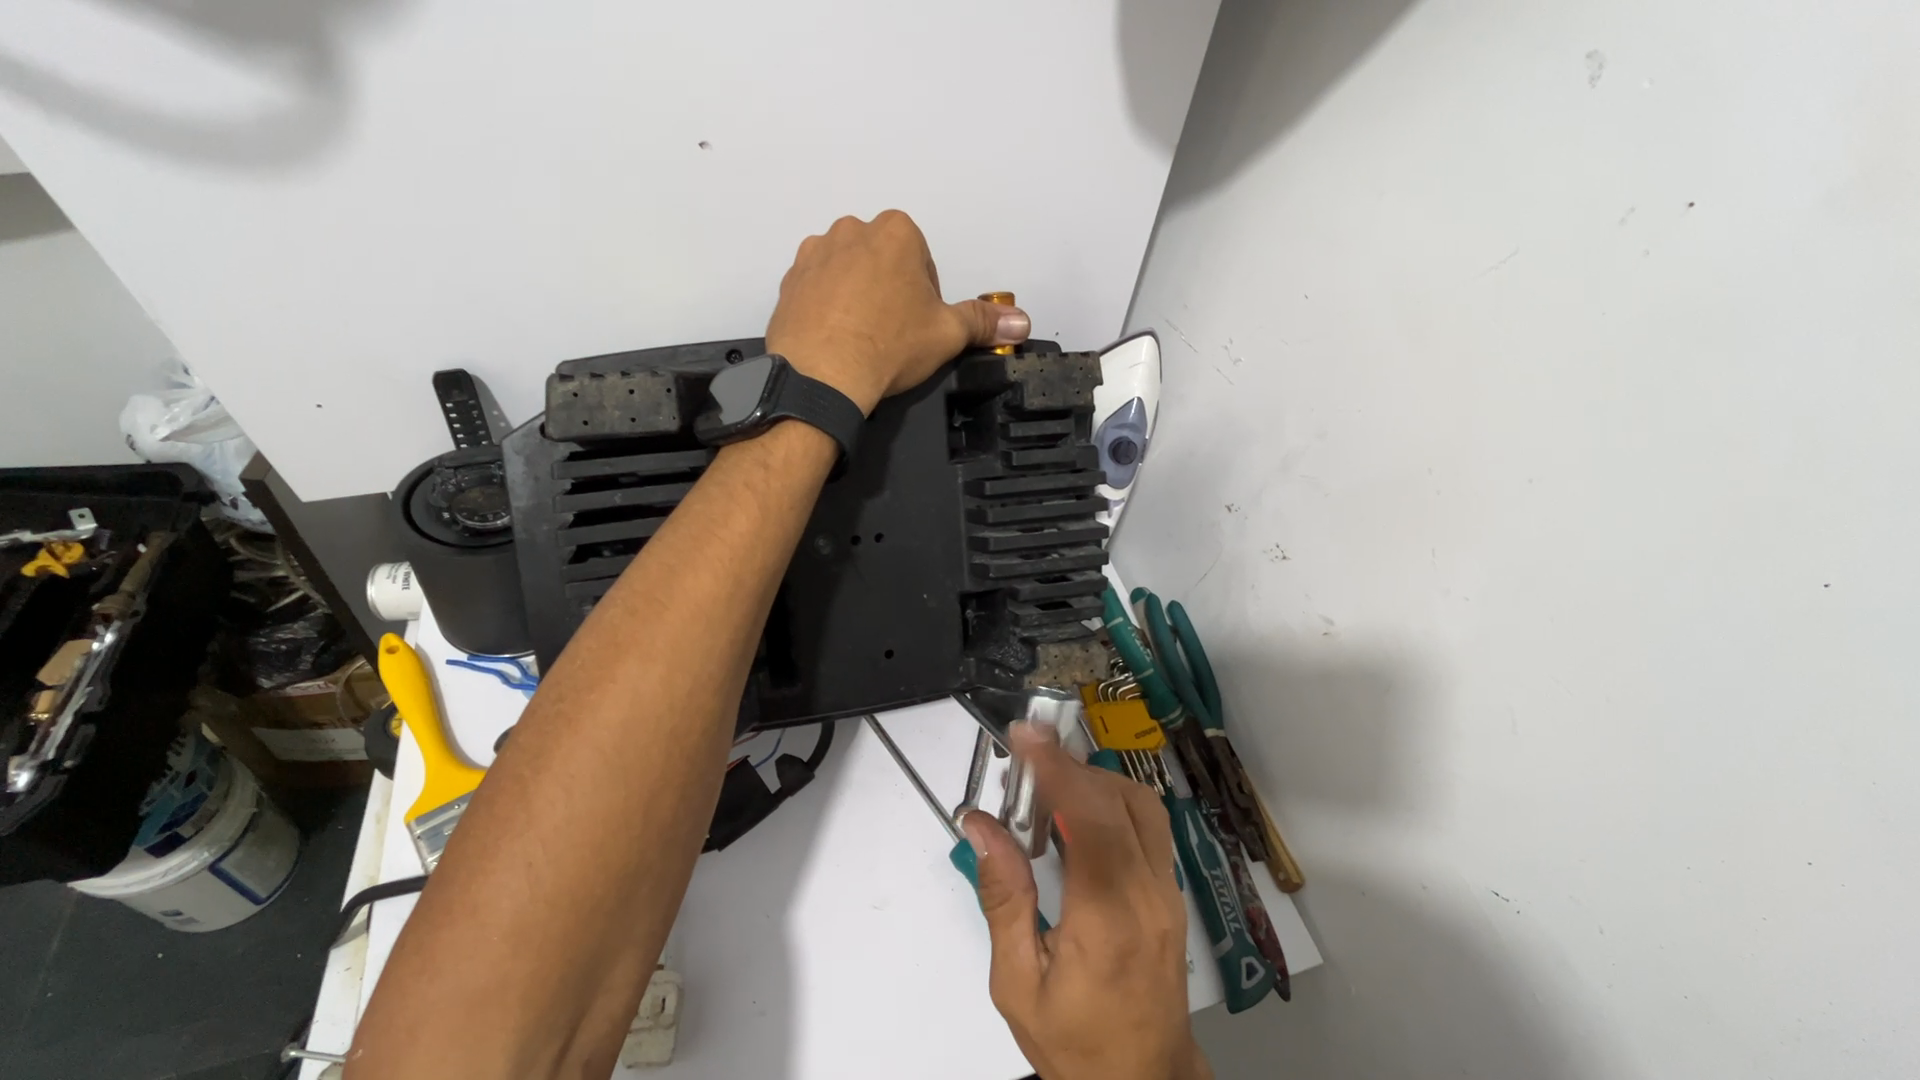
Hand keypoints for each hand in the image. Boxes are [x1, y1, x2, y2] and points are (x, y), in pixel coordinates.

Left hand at [765, 210, 1030, 413]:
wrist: (821, 376)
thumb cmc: (889, 347)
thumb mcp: (947, 334)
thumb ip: (983, 322)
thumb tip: (1020, 323)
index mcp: (896, 232)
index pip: (922, 261)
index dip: (925, 297)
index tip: (918, 326)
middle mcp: (852, 231)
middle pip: (883, 261)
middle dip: (890, 291)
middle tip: (892, 334)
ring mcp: (814, 254)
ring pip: (848, 272)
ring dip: (857, 297)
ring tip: (861, 339)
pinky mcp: (789, 281)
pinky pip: (817, 290)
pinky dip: (827, 309)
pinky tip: (836, 340)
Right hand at [964, 726, 1211, 1079]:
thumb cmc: (1076, 1041)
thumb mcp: (1019, 981)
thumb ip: (1003, 898)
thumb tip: (982, 827)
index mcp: (1107, 917)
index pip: (1088, 816)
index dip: (1056, 767)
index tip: (1026, 735)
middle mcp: (1148, 895)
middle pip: (1119, 800)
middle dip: (1069, 766)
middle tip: (1025, 759)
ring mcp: (1168, 894)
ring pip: (1144, 807)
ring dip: (1097, 781)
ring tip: (1050, 784)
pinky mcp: (1172, 897)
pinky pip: (1151, 829)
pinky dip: (1115, 804)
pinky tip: (1080, 815)